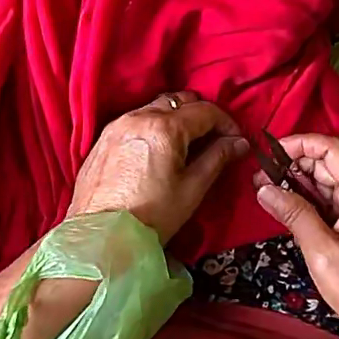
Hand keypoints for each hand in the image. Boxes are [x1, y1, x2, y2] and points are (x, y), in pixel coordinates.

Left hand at [69, 92, 251, 243]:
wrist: (100, 237)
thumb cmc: (150, 216)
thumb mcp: (192, 189)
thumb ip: (217, 158)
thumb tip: (238, 143)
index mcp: (165, 127)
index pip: (205, 111)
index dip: (227, 123)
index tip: (235, 140)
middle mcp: (139, 117)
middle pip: (180, 101)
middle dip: (201, 115)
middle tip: (213, 140)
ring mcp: (117, 125)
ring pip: (155, 107)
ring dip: (176, 118)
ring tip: (186, 145)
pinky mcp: (103, 138)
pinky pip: (135, 120)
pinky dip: (153, 126)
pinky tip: (158, 151)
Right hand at [254, 134, 338, 338]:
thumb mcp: (322, 253)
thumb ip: (295, 215)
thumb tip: (264, 187)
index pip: (334, 150)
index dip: (302, 143)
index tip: (271, 152)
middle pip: (329, 163)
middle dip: (294, 162)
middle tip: (260, 174)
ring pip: (327, 181)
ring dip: (296, 180)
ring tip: (265, 186)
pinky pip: (328, 201)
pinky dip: (305, 198)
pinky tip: (283, 203)